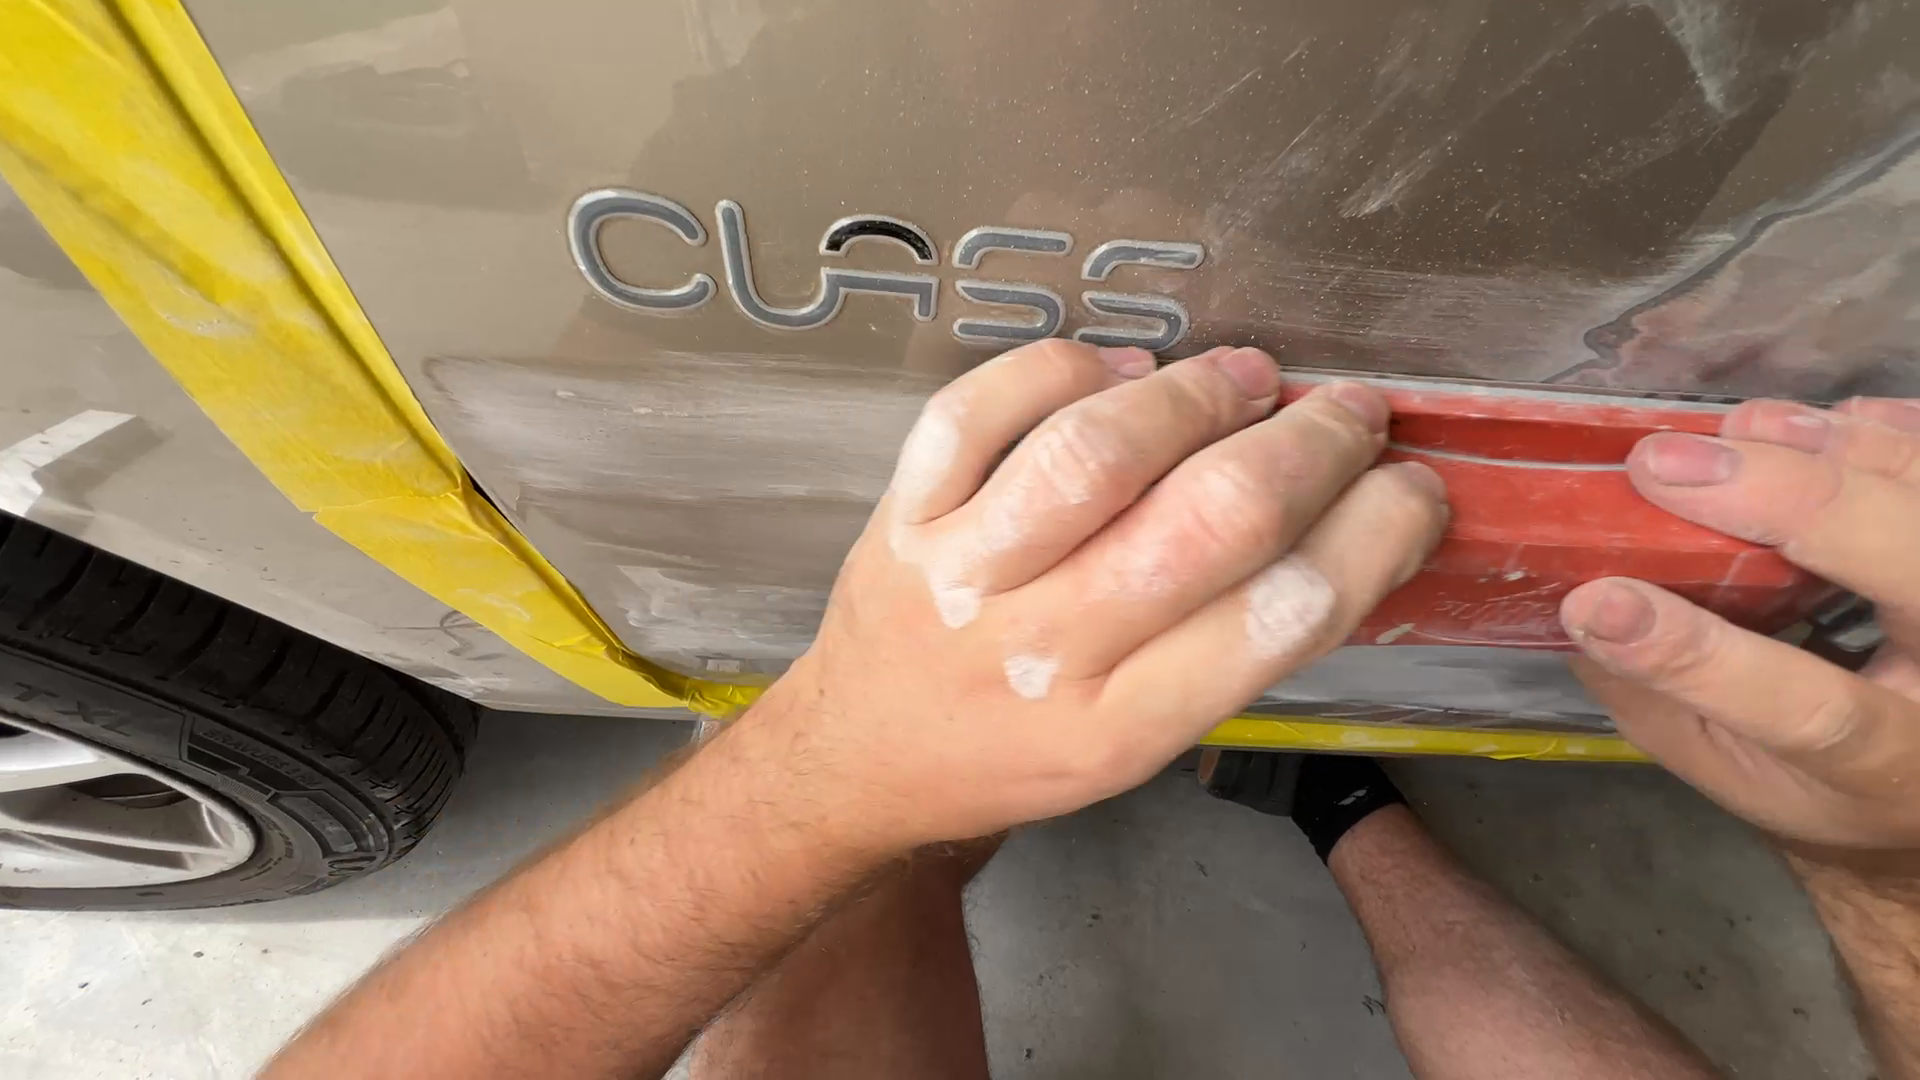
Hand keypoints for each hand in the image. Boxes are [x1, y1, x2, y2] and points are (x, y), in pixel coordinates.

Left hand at [747, 340, 1447, 852]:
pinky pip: (974, 413)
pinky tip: (1112, 369)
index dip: (1372, 532)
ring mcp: (962, 575)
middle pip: (1205, 521)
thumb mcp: (1129, 748)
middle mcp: (1044, 649)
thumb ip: (1220, 651)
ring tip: (1241, 378)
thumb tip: (1324, 524)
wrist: (865, 756)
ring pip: (1094, 453)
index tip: (1408, 487)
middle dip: (1308, 447)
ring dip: (1191, 395)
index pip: (1281, 614)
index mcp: (1122, 726)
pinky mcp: (902, 518)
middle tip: (1347, 412)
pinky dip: (1057, 368)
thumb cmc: (1007, 757)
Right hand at [1562, 397, 1919, 848]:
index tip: (1593, 600)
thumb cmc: (1803, 776)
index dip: (1699, 655)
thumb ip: (1651, 693)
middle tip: (1664, 464)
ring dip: (1842, 453)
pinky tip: (1833, 418)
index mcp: (1884, 767)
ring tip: (1739, 425)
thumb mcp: (1709, 760)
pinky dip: (1896, 437)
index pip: (1813, 714)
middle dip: (1798, 503)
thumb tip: (1580, 601)